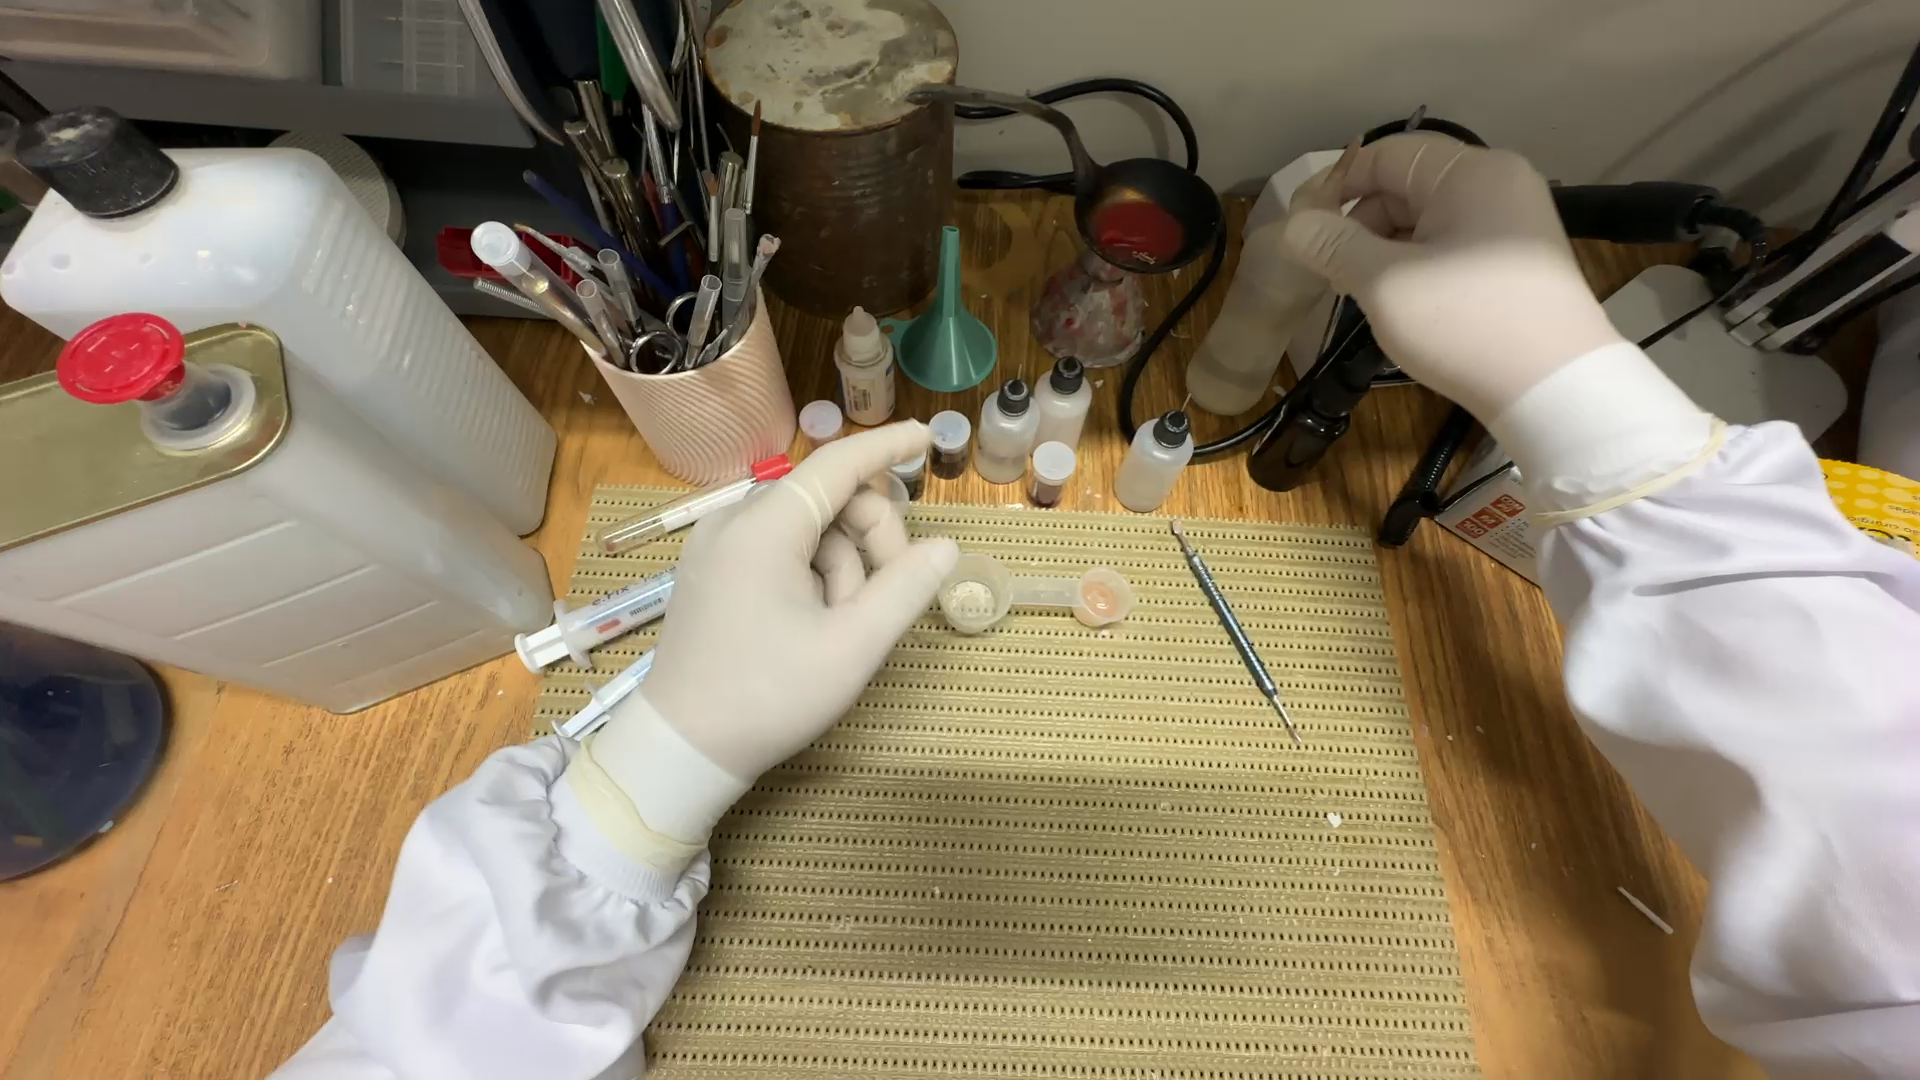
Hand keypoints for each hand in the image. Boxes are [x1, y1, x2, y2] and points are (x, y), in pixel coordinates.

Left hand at [583, 422, 959, 856]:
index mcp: (764, 529)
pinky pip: (781, 548)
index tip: (926, 438)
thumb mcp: (852, 647)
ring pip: (809, 529)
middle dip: (869, 542)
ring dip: (841, 569)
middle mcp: (734, 521)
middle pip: (829, 500)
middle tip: (881, 602)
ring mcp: (719, 545)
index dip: (887, 448)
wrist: (682, 749)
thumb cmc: (768, 697)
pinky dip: (812, 574)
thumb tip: (946, 546)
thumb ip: (906, 589)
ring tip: (836, 628)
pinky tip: (811, 621)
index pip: (838, 465)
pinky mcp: (715, 569)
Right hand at [1279, 133, 1624, 420]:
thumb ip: (1333, 246)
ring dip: (1381, 250)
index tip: (1305, 232)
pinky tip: (1398, 302)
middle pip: (1404, 185)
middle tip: (1332, 275)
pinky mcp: (1512, 257)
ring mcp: (1509, 220)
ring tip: (1362, 294)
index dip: (1338, 186)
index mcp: (1469, 174)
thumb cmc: (1461, 321)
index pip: (1387, 155)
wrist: (1548, 382)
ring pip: (1422, 219)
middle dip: (1358, 225)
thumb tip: (1293, 224)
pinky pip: (1446, 243)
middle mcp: (1496, 183)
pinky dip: (1411, 263)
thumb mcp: (1383, 282)